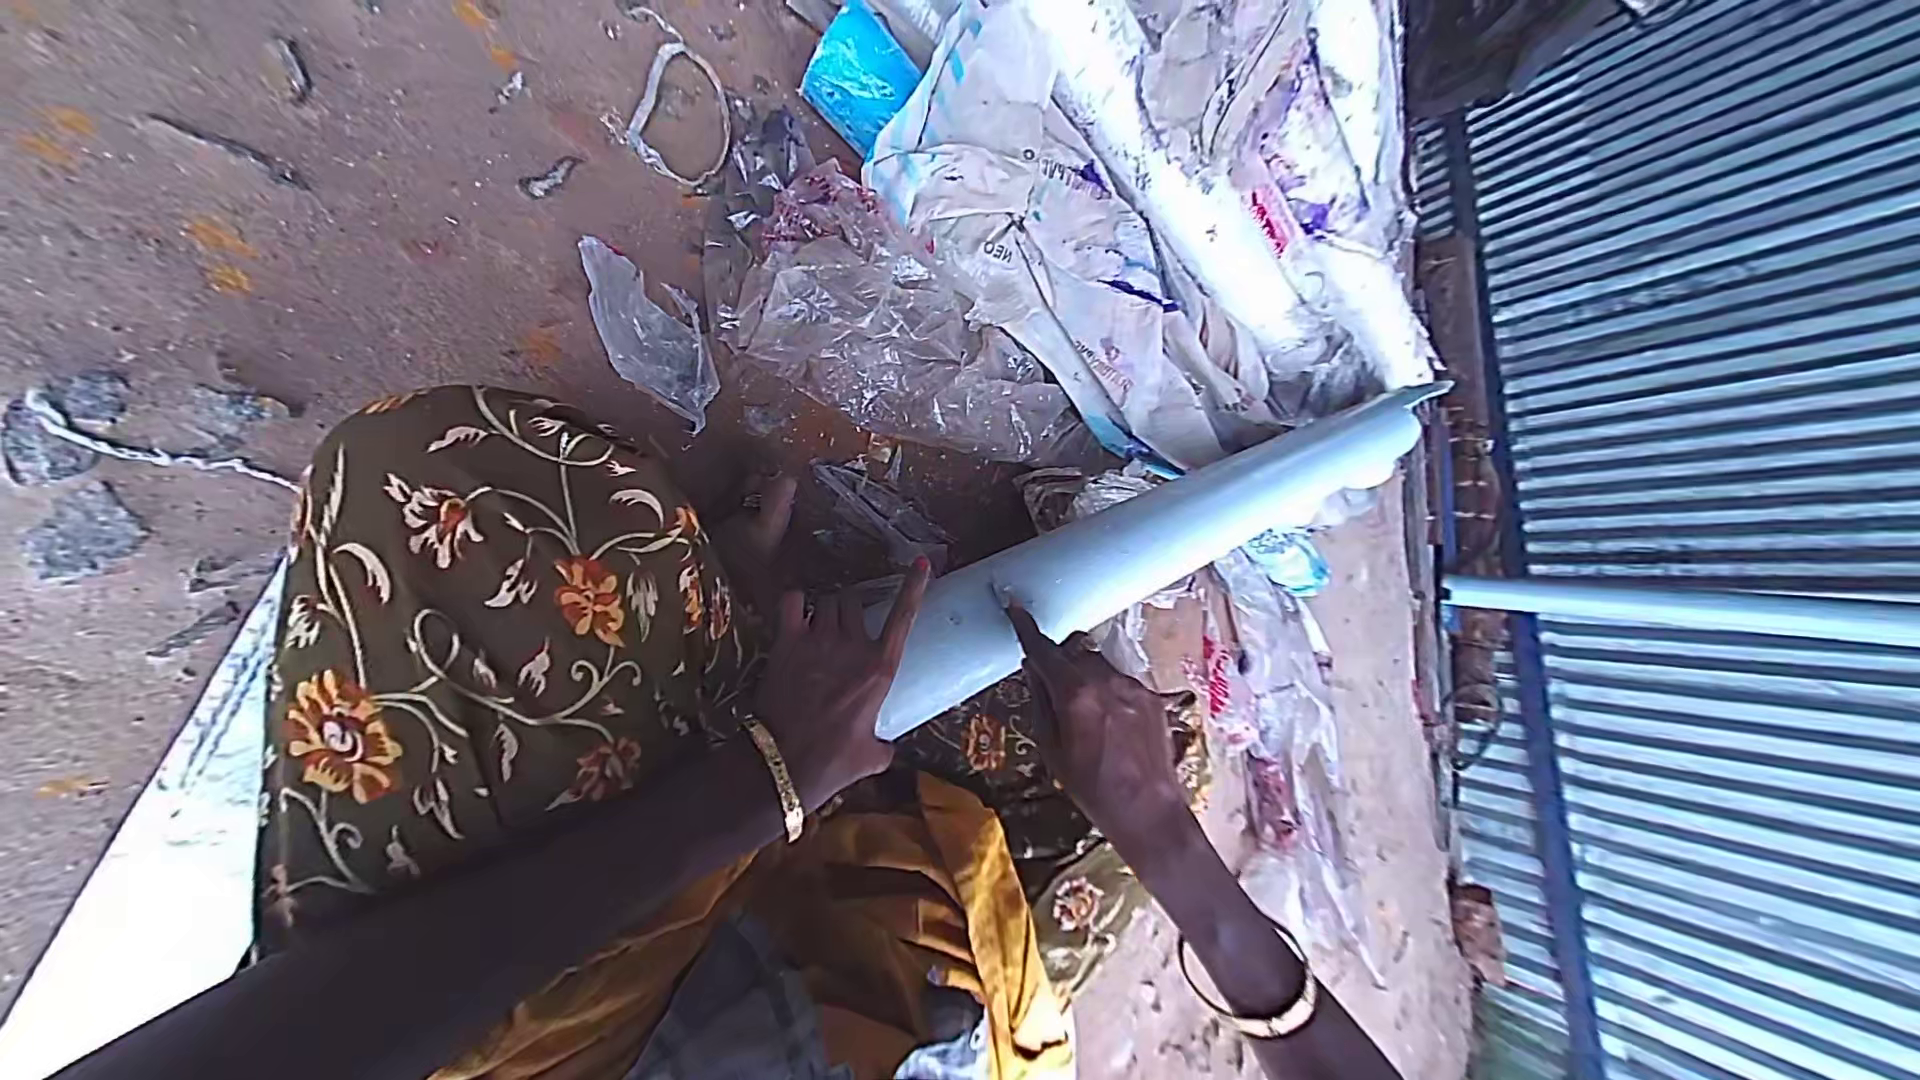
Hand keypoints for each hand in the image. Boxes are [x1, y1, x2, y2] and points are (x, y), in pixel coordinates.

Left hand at [756, 559, 930, 809]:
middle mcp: (853, 646)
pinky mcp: (787, 642)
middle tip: (843, 623)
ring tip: (818, 625)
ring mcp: (819, 640)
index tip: (921, 563)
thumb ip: (884, 745)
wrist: (783, 763)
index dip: (914, 586)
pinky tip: (794, 613)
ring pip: (826, 601)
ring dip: (824, 608)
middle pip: (854, 600)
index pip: (904, 616)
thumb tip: (886, 749)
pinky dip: (793, 602)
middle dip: (850, 607)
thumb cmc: (833, 762)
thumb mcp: (871, 757)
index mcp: (881, 668)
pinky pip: (792, 602)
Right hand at [1005, 604, 1187, 845]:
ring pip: (1097, 664)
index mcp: (1075, 693)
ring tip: (1087, 714)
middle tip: (1055, 689)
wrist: (1148, 810)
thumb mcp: (1051, 748)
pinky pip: (1120, 680)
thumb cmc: (1091, 786)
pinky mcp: (1151, 695)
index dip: (1027, 629)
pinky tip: (1112, 723)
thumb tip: (1032, 668)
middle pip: (1073, 652)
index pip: (1045, 650)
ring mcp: (1132, 685)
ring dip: (1085, 676)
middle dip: (1060, 662)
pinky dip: (1108, 690)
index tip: (1016, 609)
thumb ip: (1040, 700)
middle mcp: (1105, 679)